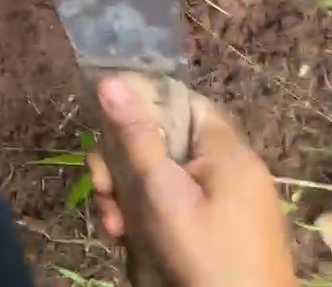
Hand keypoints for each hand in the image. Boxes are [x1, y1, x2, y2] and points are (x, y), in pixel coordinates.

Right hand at [87, 76, 295, 286]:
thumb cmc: (204, 252)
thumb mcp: (161, 190)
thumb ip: (136, 135)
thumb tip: (110, 79)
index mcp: (229, 156)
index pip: (186, 101)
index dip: (145, 98)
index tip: (106, 112)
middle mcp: (228, 172)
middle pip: (161, 138)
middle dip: (120, 157)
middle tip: (102, 182)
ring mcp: (220, 201)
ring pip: (155, 170)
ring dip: (123, 188)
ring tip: (113, 216)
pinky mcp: (210, 223)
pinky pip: (166, 198)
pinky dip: (140, 209)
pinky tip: (124, 230)